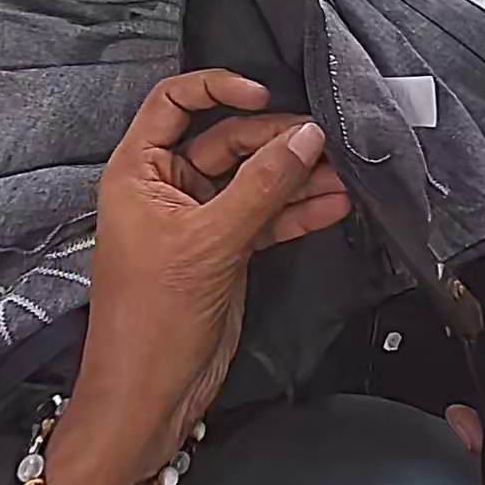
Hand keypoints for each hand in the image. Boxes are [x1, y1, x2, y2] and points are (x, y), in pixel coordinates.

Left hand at [47, 70, 350, 484]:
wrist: (152, 396)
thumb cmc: (152, 318)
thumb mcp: (210, 242)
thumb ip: (262, 186)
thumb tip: (306, 137)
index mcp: (141, 170)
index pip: (175, 103)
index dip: (217, 88)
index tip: (263, 94)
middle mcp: (169, 185)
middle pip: (229, 141)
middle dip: (277, 143)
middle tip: (325, 143)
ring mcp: (201, 216)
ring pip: (254, 180)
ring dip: (297, 177)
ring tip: (343, 173)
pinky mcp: (227, 245)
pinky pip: (266, 215)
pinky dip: (297, 210)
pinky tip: (332, 203)